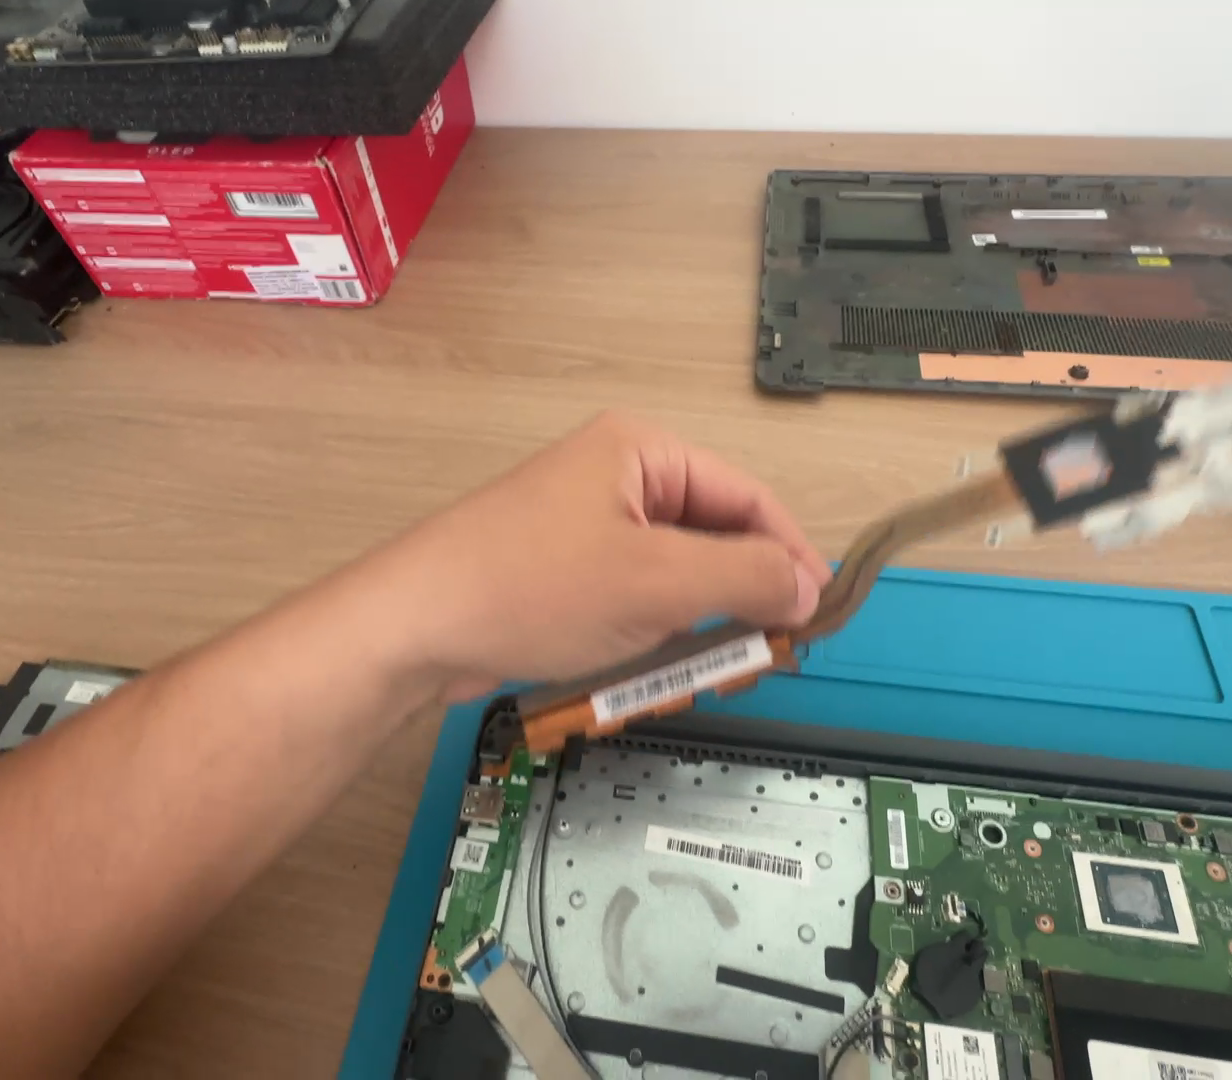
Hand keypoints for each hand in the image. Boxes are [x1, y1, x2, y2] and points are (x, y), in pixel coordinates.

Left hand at [363, 412, 831, 701]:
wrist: (414, 629)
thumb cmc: (537, 588)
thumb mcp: (657, 582)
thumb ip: (745, 578)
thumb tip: (807, 586)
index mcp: (643, 452)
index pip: (747, 497)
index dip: (789, 555)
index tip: (816, 615)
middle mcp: (619, 479)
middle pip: (713, 539)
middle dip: (740, 601)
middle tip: (761, 659)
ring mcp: (590, 528)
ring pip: (677, 578)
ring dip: (698, 628)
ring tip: (706, 674)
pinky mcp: (569, 573)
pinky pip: (637, 599)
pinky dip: (656, 636)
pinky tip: (656, 672)